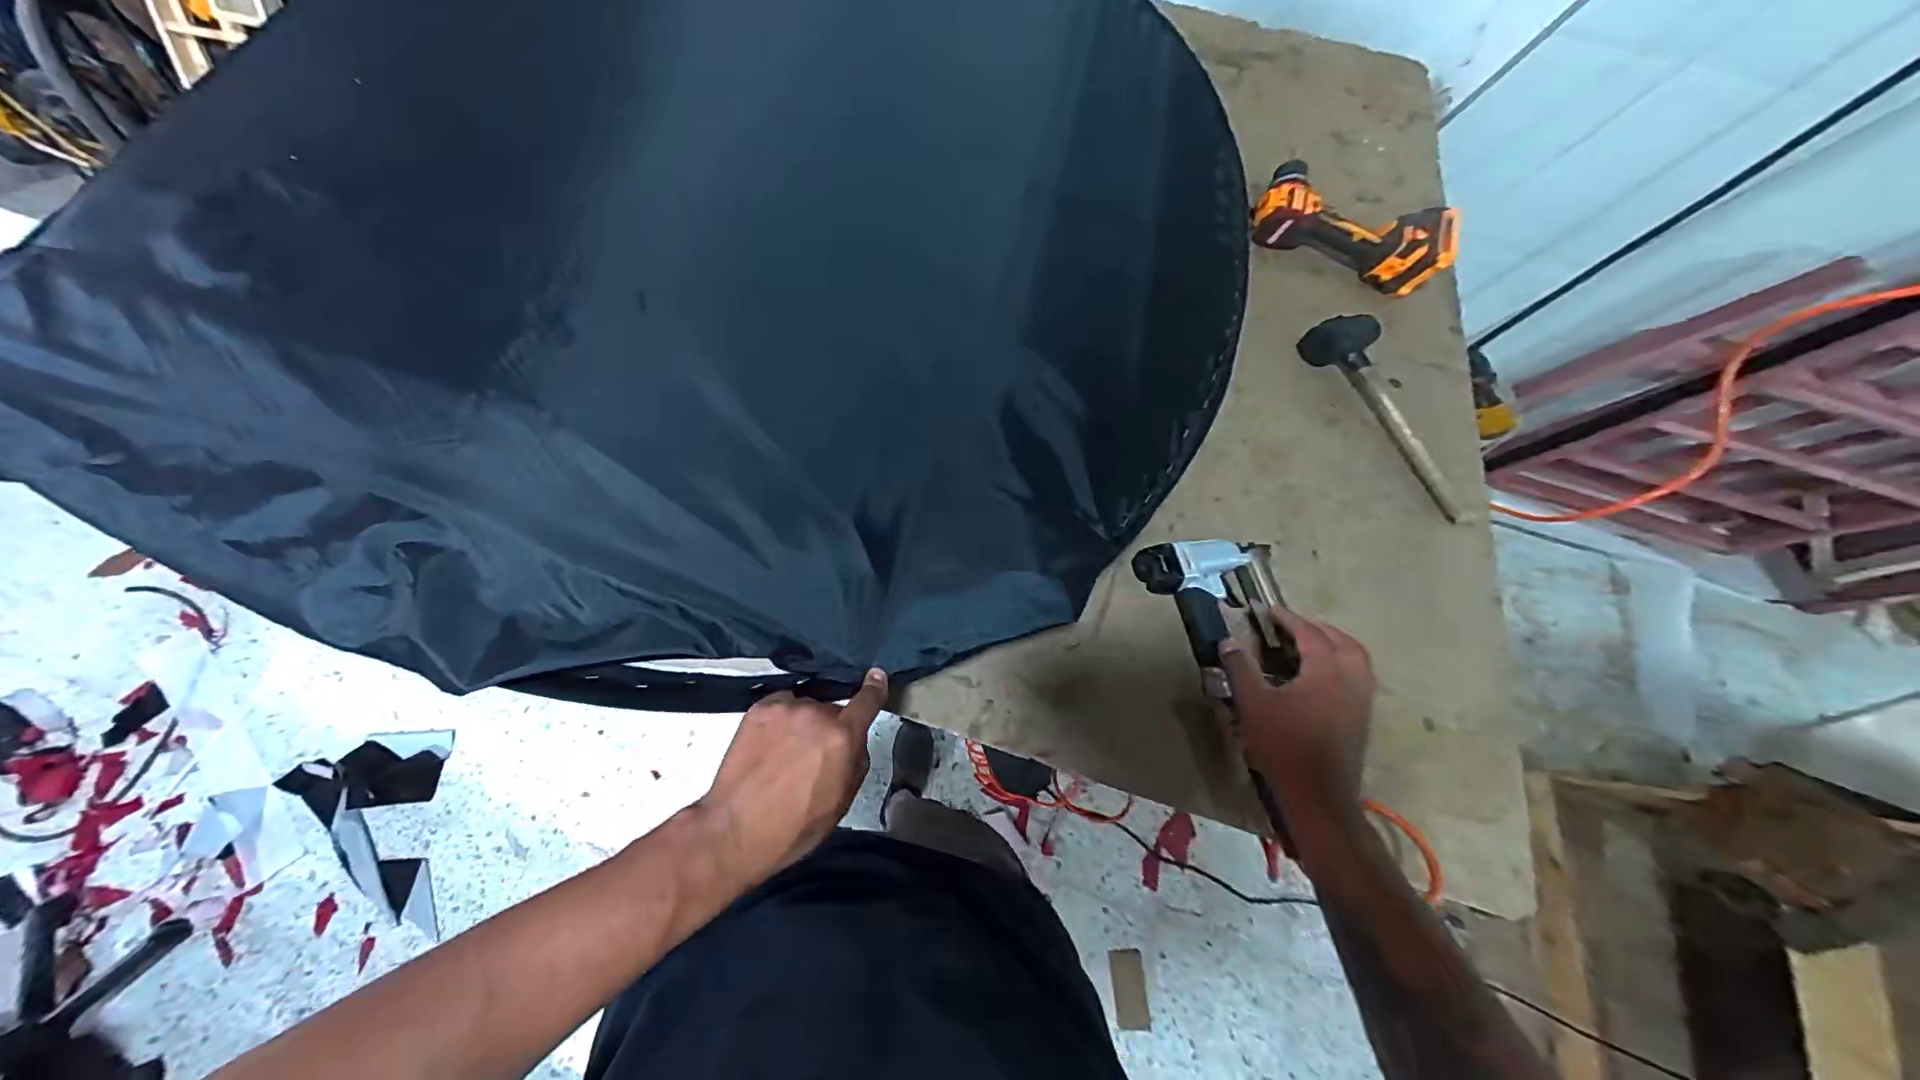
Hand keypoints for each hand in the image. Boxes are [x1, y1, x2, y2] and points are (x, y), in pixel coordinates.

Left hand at [696, 669, 888, 874]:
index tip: (876, 677)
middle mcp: (815, 715)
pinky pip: (781, 706)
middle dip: (829, 728)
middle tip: (813, 757)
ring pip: (804, 708)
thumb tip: (855, 740)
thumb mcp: (843, 800)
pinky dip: (780, 721)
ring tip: (785, 755)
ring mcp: (784, 709)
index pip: (867, 699)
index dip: (874, 687)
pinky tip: (770, 747)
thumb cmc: (794, 826)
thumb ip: (856, 759)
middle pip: (831, 710)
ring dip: (802, 724)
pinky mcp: (759, 710)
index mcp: (842, 736)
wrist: (736, 831)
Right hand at [1220, 606, 1374, 806]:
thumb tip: (1228, 642)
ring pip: (1355, 657)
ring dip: (1332, 643)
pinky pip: (1357, 674)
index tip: (1268, 610)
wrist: (1318, 793)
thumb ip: (1240, 668)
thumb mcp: (1253, 703)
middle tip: (1288, 625)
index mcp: (1327, 669)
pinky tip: (1319, 675)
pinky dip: (1340, 662)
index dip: (1288, 619)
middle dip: (1315, 627)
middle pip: (1340, 640)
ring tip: (1307, 645)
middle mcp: (1352, 677)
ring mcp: (1362, 698)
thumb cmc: (1283, 744)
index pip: (1309, 633)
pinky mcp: (1362, 716)